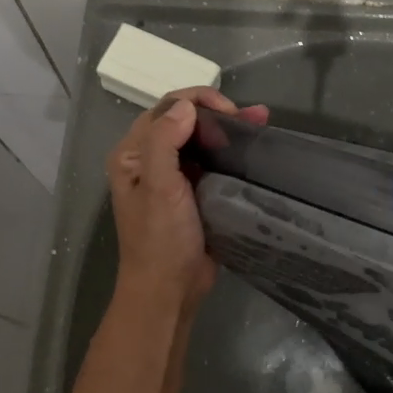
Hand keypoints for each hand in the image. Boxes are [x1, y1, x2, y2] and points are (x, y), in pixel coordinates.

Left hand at [103, 87, 267, 315]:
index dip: (198, 100)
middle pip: (184, 119)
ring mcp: (173, 176)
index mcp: (132, 154)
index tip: (229, 112)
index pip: (165, 108)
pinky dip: (231, 149)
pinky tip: (254, 145)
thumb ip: (165, 141)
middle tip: (251, 118)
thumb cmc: (160, 239)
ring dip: (228, 127)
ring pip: (201, 138)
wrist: (169, 292)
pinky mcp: (195, 191)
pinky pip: (212, 160)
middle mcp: (149, 159)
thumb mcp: (158, 187)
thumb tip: (186, 106)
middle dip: (217, 111)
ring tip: (260, 122)